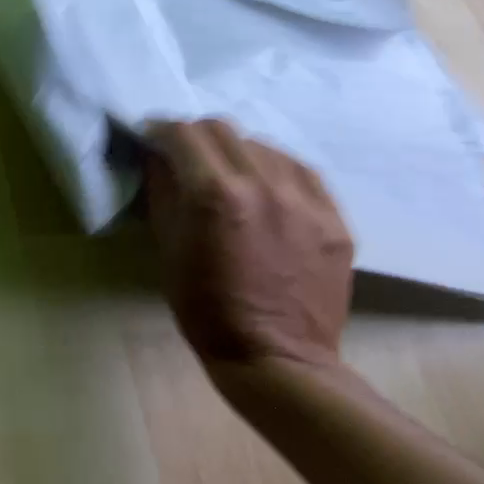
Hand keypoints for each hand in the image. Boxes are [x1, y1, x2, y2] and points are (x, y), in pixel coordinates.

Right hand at [144, 119, 354, 371]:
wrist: (274, 355)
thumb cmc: (202, 302)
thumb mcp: (165, 241)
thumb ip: (162, 188)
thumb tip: (156, 154)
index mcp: (214, 193)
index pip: (182, 132)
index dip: (159, 128)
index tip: (149, 137)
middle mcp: (262, 185)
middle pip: (222, 128)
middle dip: (194, 134)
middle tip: (182, 152)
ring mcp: (305, 201)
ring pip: (262, 145)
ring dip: (234, 149)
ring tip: (225, 171)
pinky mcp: (334, 219)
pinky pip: (300, 171)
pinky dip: (273, 168)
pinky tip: (263, 185)